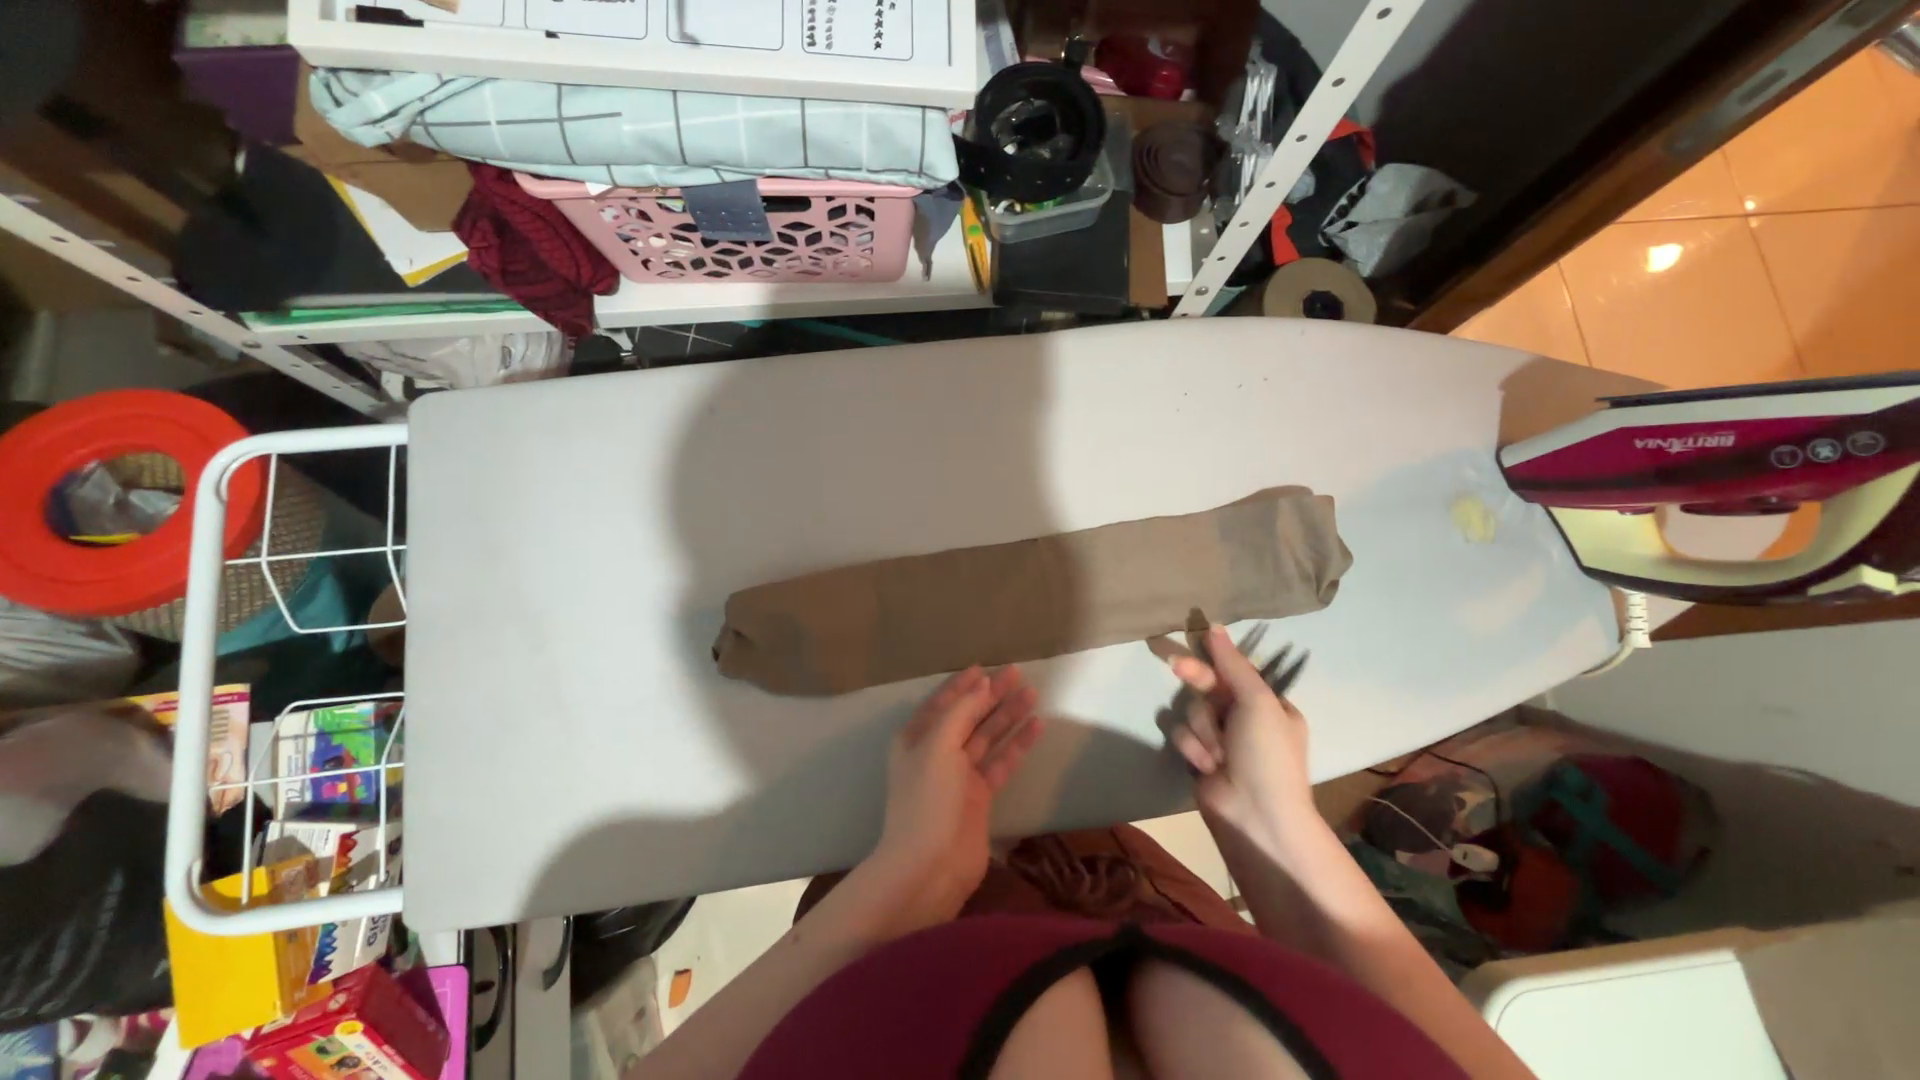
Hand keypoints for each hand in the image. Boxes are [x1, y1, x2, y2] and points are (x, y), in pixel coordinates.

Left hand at [871, 665, 1042, 918]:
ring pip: (987, 737)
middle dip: (990, 695)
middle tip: (1018, 673)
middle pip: (967, 716)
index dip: (962, 684)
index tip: (984, 666)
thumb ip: (960, 712)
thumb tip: (981, 684)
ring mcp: (959, 777)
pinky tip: (1036, 727)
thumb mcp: (937, 746)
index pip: (942, 702)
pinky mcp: (979, 797)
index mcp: (916, 739)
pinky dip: (1017, 745)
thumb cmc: (926, 800)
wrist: (929, 866)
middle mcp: (936, 753)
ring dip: (1008, 716)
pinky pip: (1001, 763)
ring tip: (1033, 694)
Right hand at [1166, 625, 1313, 843]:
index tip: (1194, 641)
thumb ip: (1233, 665)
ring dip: (1202, 729)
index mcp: (1269, 706)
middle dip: (1196, 682)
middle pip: (1209, 688)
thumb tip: (1215, 626)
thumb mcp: (1258, 702)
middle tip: (1174, 664)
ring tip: (1217, 753)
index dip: (1213, 660)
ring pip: (1192, 712)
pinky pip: (1183, 736)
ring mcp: (1221, 741)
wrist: (1255, 815)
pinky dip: (1193, 749)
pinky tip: (1207, 766)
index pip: (1235, 672)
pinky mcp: (1199, 759)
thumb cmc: (1266, 754)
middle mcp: (1246, 721)